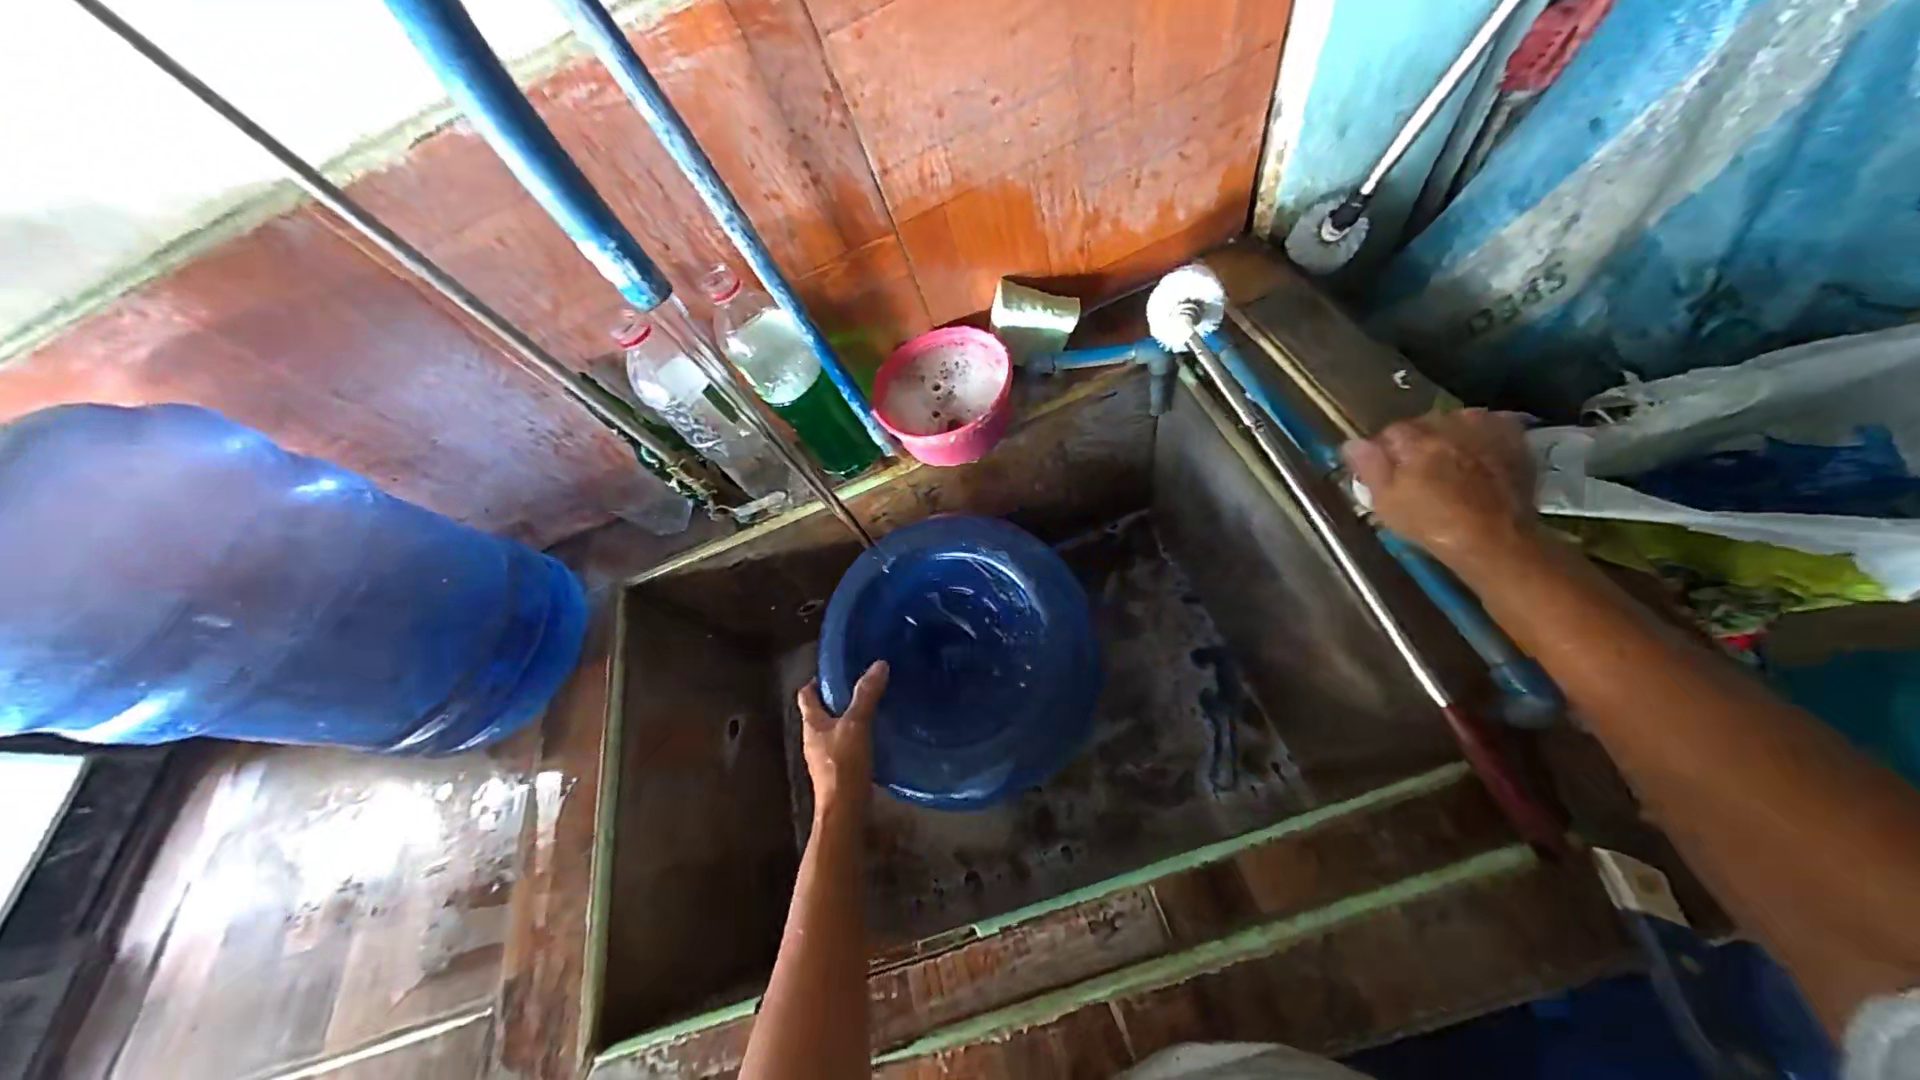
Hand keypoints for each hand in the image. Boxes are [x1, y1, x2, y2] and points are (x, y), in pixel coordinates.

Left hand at [798, 661, 888, 818]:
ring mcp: (825, 757)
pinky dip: (858, 736)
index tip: (837, 669)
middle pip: (821, 711)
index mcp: (811, 724)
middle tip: (862, 684)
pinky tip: (875, 734)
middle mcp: (813, 739)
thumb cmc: (843, 765)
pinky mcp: (838, 771)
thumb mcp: (856, 725)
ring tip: (872, 705)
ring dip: (849, 717)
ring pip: (834, 729)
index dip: (817, 680)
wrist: (844, 812)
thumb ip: (866, 695)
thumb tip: (879, 664)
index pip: (806, 695)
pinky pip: (846, 745)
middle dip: (838, 697)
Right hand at [1341, 409, 1540, 570]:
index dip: (1383, 452)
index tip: (1383, 471)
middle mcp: (1450, 427)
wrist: (1494, 539)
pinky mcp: (1514, 440)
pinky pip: (1491, 423)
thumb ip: (1368, 467)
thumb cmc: (1432, 524)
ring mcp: (1485, 431)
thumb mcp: (1386, 503)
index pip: (1389, 432)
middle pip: (1424, 423)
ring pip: (1456, 420)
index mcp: (1415, 441)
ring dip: (1448, 434)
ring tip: (1447, 460)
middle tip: (1415, 470)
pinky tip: (1476, 451)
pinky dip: (1480, 433)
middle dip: (1416, 441)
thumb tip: (1352, 443)